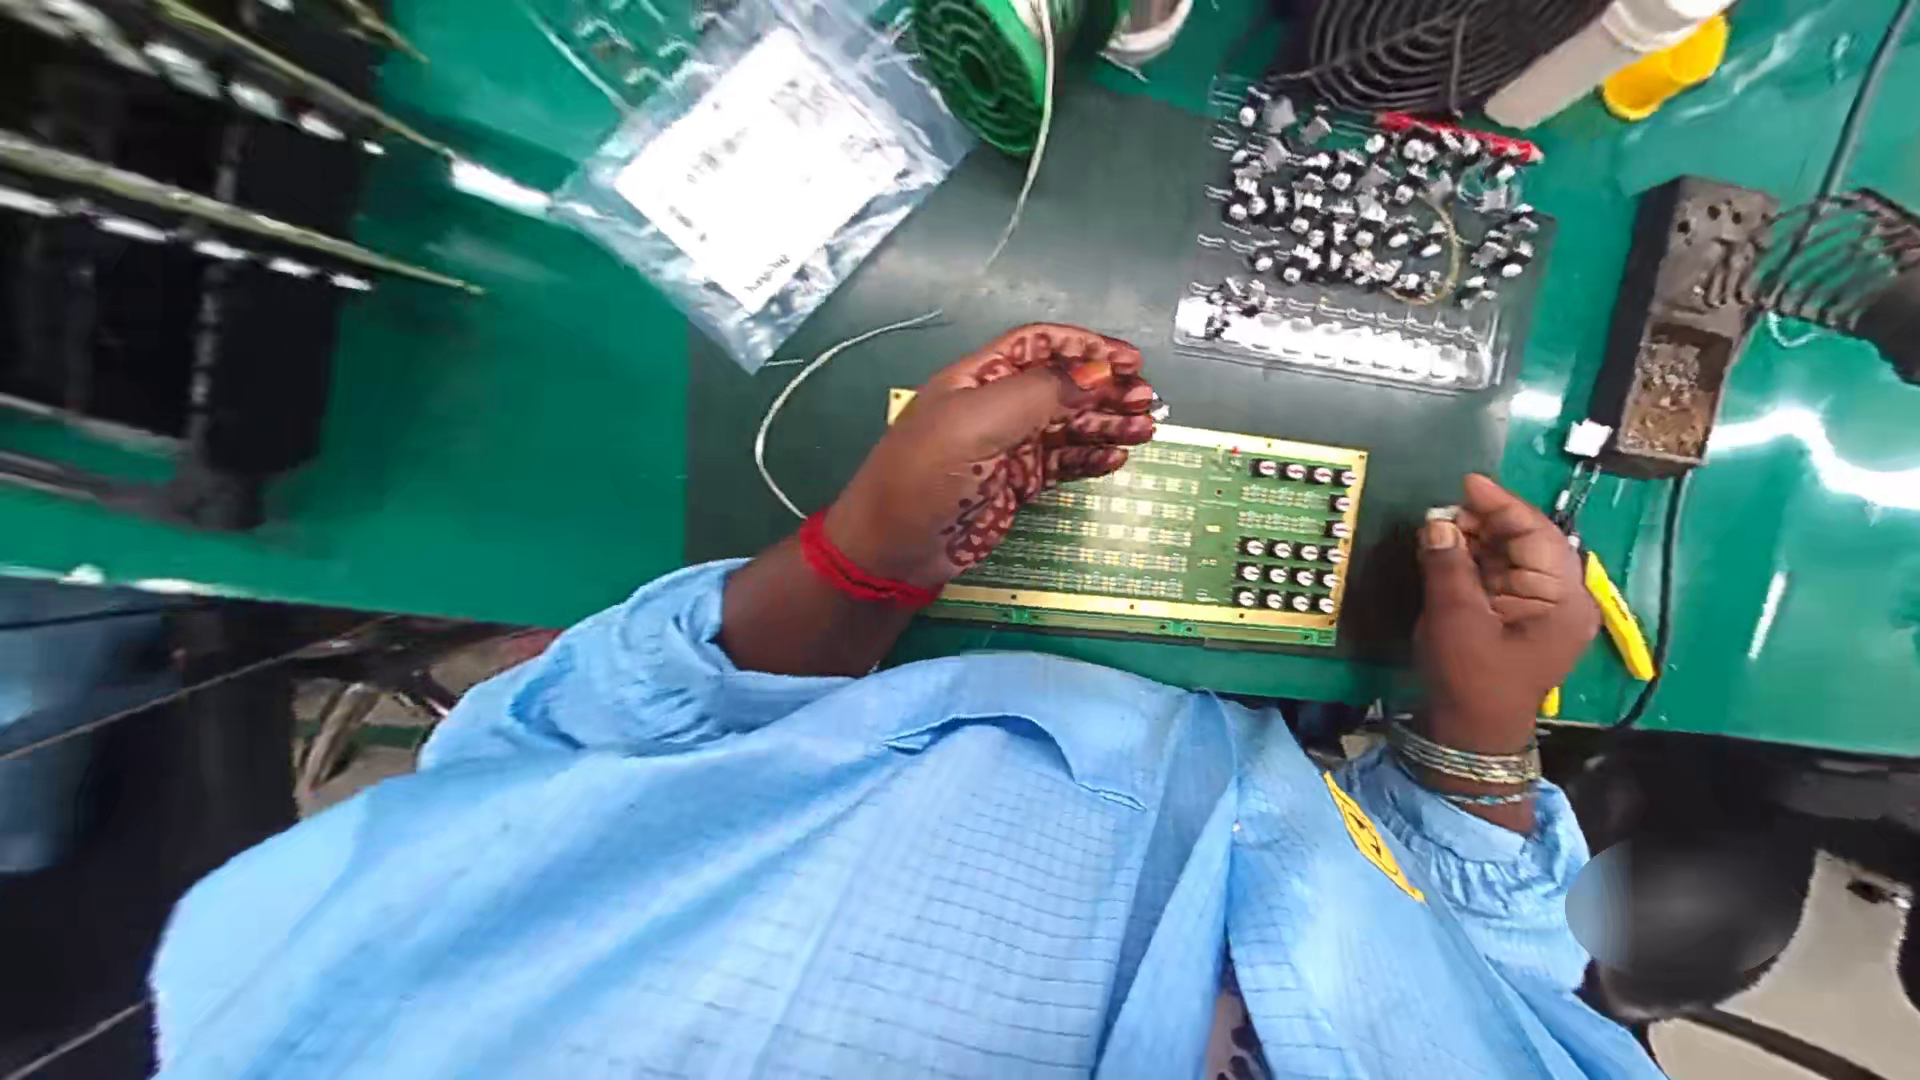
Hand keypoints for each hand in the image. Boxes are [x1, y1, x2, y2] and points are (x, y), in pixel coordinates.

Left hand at [824, 323, 1156, 588]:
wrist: (895, 547)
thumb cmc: (926, 476)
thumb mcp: (976, 423)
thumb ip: (1038, 394)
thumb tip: (1097, 373)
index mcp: (978, 379)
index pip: (1039, 347)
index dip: (1084, 348)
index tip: (1129, 360)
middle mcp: (995, 408)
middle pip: (1061, 387)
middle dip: (1104, 389)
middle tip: (1146, 401)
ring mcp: (1007, 448)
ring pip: (1066, 427)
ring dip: (1105, 425)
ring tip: (1144, 430)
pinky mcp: (1015, 485)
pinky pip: (1060, 464)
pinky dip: (1089, 460)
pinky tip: (1114, 459)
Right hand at [1415, 474, 1598, 752]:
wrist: (1470, 728)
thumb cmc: (1470, 675)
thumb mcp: (1455, 618)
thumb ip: (1447, 568)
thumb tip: (1437, 525)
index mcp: (1561, 599)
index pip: (1537, 535)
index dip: (1502, 505)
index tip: (1468, 483)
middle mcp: (1557, 598)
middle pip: (1526, 543)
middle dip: (1485, 522)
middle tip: (1442, 509)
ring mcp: (1535, 608)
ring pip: (1507, 557)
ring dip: (1474, 539)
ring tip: (1438, 526)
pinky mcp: (1512, 616)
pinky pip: (1494, 575)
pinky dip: (1469, 560)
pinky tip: (1444, 549)